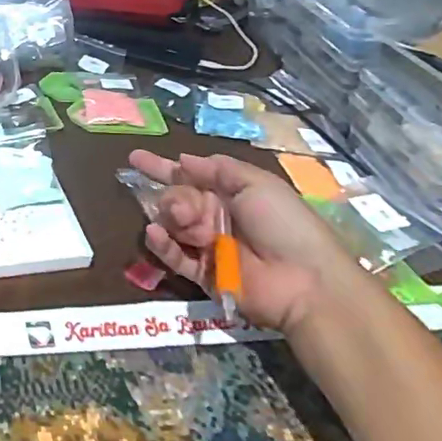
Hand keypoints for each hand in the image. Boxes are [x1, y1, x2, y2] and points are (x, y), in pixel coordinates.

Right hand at [128, 151, 361, 333]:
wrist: (306, 282)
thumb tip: (184, 160)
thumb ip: (219, 169)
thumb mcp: (258, 184)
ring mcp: (207, 246)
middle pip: (175, 198)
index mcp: (228, 194)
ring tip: (186, 224)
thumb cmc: (286, 225)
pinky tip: (155, 235)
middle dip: (173, 198)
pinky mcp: (202, 274)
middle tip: (184, 208)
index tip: (135, 158)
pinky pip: (173, 256)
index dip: (162, 167)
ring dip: (170, 218)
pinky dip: (161, 244)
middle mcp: (214, 217)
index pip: (188, 175)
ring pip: (170, 224)